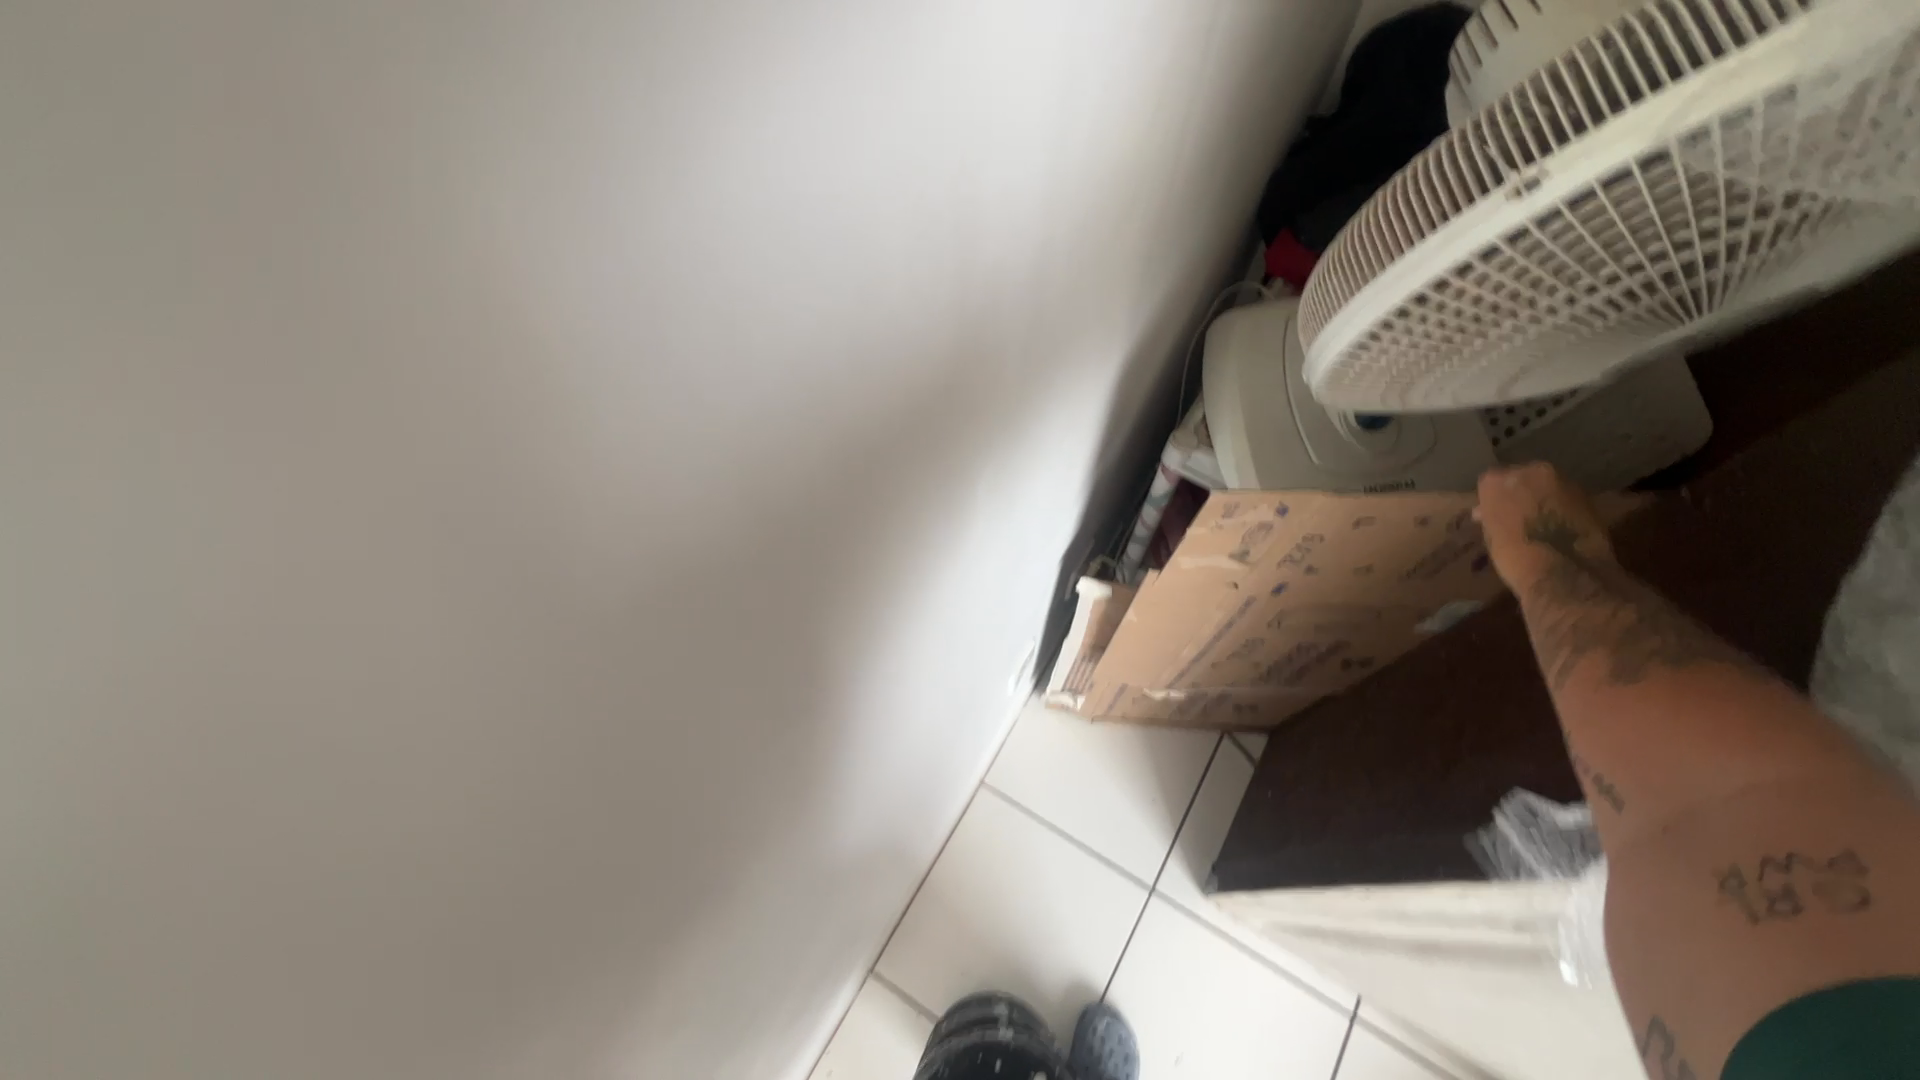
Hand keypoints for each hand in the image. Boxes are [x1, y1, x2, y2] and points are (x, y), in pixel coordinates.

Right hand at [1475, 463, 1614, 591]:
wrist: (1565, 573)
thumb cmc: (1514, 558)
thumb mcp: (1491, 535)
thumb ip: (1490, 515)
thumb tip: (1486, 511)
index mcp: (1497, 481)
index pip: (1489, 481)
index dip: (1491, 498)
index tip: (1491, 513)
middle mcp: (1530, 472)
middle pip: (1521, 476)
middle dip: (1519, 492)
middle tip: (1516, 515)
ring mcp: (1563, 481)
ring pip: (1547, 485)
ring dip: (1542, 498)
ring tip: (1540, 523)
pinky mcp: (1588, 495)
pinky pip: (1566, 497)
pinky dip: (1562, 507)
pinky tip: (1559, 527)